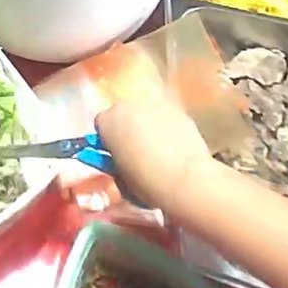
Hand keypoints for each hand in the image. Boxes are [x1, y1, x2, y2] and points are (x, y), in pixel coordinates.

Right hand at [95, 100, 211, 210]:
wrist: (187, 180)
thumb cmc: (146, 183)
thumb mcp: (121, 179)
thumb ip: (115, 164)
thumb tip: (121, 161)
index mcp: (107, 120)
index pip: (101, 125)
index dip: (109, 141)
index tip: (117, 156)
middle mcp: (126, 105)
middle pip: (122, 115)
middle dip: (128, 129)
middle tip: (138, 153)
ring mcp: (153, 104)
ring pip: (145, 114)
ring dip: (148, 127)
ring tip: (160, 151)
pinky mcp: (177, 109)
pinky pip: (166, 118)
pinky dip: (168, 129)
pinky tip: (177, 149)